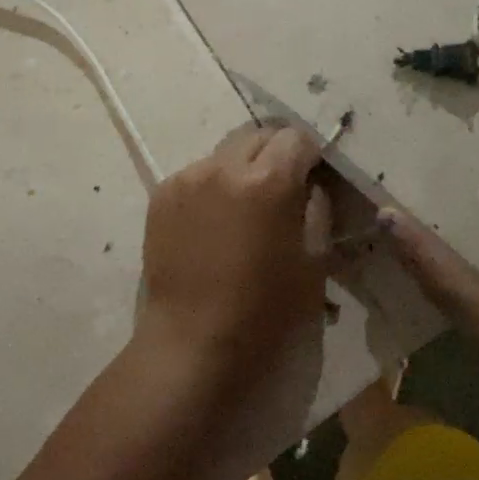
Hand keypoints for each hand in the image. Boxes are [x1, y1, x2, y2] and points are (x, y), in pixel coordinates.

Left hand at [136, 125, 331, 371]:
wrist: (192, 344)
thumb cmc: (264, 312)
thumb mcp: (313, 263)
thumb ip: (317, 209)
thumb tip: (311, 183)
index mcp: (268, 181)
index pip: (296, 138)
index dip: (309, 155)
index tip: (311, 177)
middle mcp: (224, 166)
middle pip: (259, 136)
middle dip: (275, 154)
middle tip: (280, 190)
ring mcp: (188, 177)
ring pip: (225, 153)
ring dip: (241, 168)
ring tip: (243, 210)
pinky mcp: (161, 193)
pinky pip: (197, 174)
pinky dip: (212, 187)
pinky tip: (213, 225)